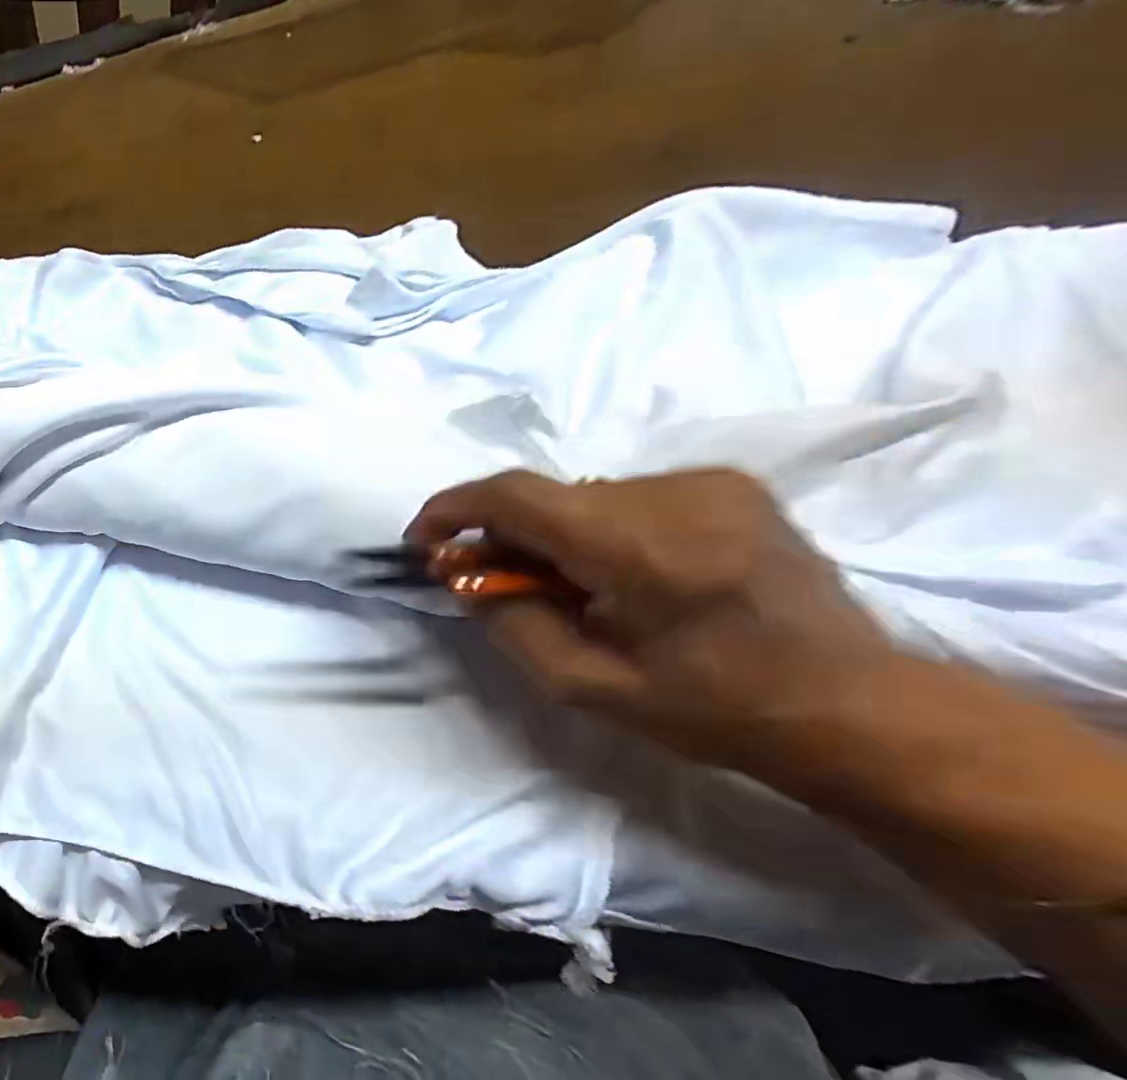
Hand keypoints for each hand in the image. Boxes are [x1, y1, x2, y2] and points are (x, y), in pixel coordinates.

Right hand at [409, 468, 901, 780]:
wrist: (856, 707)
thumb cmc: (715, 711)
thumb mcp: (588, 687)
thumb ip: (512, 623)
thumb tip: (465, 574)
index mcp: (642, 548)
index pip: (517, 496)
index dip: (453, 507)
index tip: (421, 537)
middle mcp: (676, 494)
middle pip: (547, 495)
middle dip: (501, 534)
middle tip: (488, 580)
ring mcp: (710, 482)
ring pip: (582, 494)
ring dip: (549, 532)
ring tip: (560, 586)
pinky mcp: (729, 484)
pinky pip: (623, 495)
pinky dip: (593, 527)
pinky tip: (612, 573)